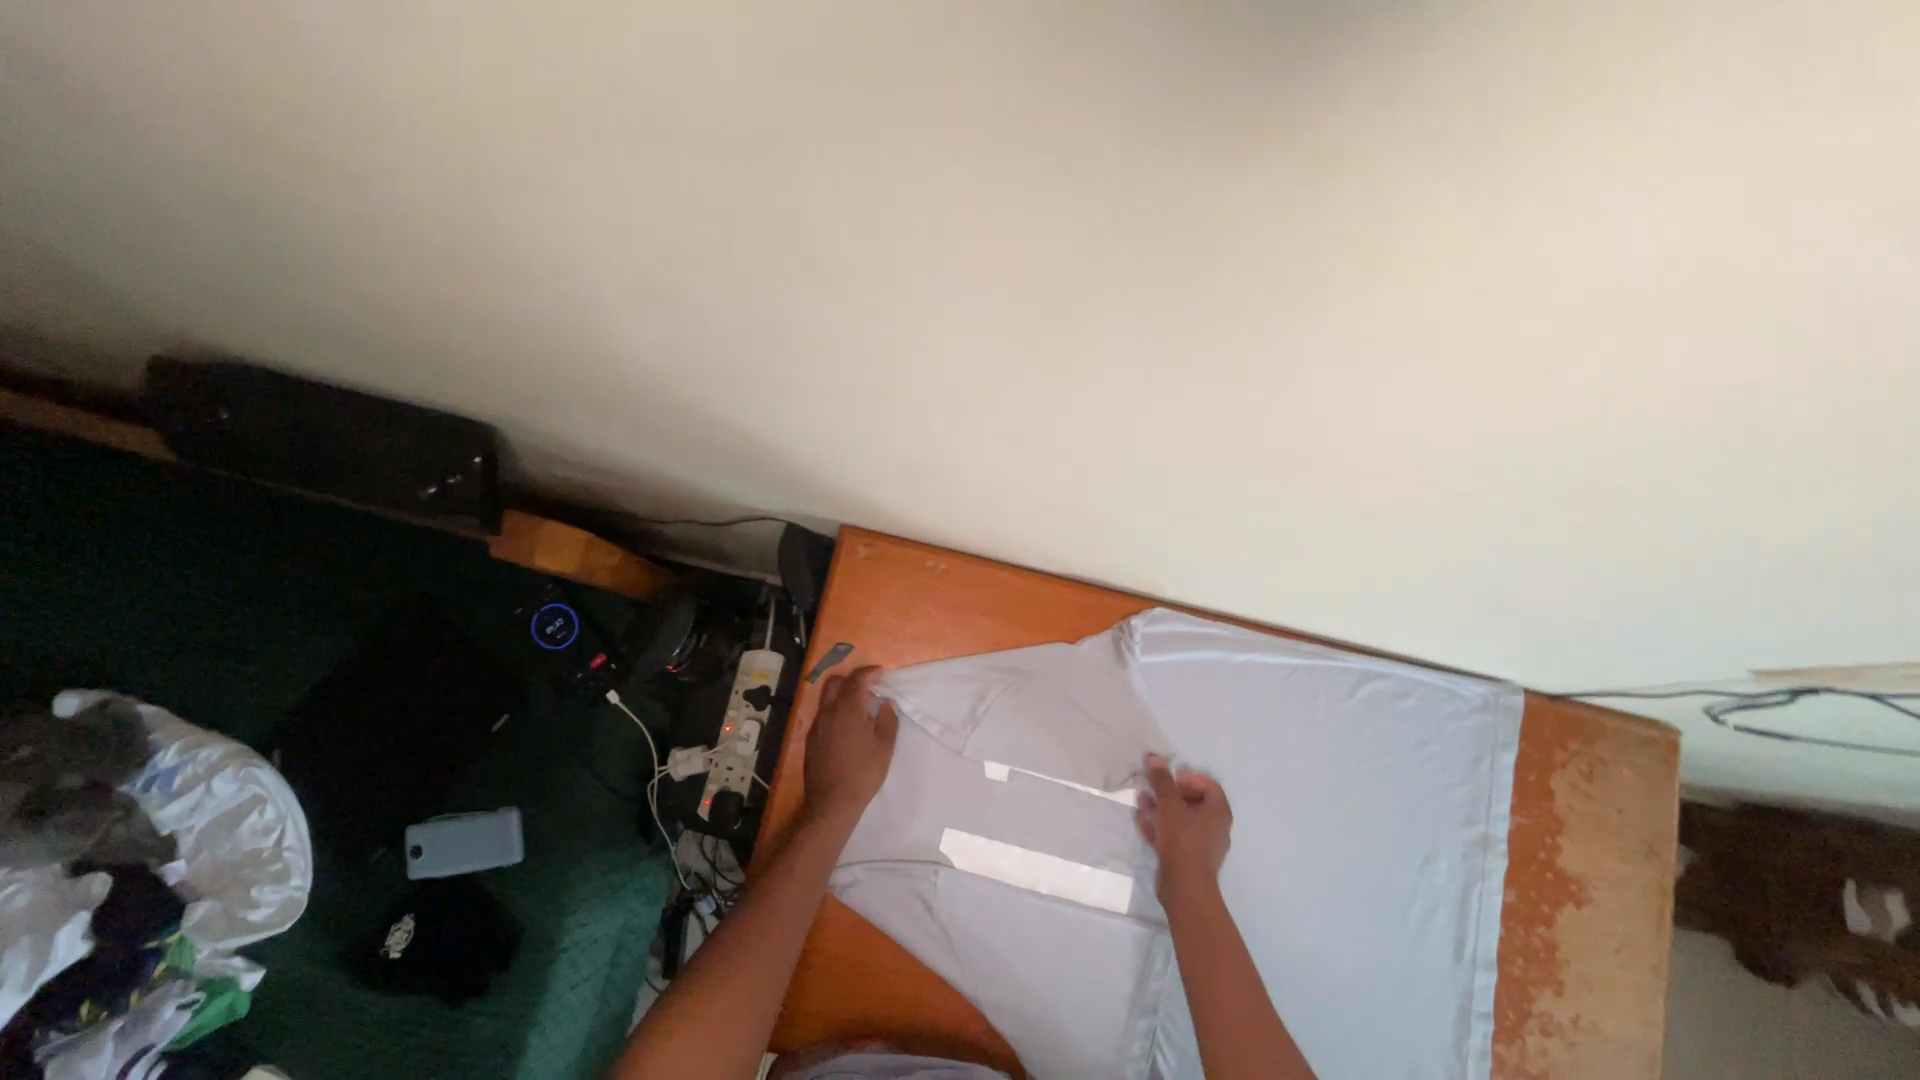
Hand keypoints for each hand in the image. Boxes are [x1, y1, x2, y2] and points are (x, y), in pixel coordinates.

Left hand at [801, 666, 898, 828]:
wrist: (832, 802)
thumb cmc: (863, 773)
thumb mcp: (884, 747)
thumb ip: (887, 720)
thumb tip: (885, 704)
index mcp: (847, 709)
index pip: (857, 680)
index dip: (869, 672)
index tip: (880, 673)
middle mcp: (828, 712)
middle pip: (834, 682)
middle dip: (851, 678)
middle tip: (867, 685)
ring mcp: (816, 726)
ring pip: (826, 698)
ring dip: (841, 694)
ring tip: (858, 706)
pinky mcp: (810, 740)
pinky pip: (822, 715)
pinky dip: (834, 711)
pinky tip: (846, 727)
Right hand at [1136, 753, 1232, 897]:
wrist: (1185, 887)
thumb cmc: (1183, 840)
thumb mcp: (1169, 805)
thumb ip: (1162, 780)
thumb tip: (1155, 757)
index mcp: (1219, 811)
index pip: (1208, 784)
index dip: (1188, 777)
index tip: (1168, 778)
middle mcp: (1215, 826)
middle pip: (1192, 801)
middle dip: (1169, 792)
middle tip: (1151, 788)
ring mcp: (1202, 844)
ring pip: (1181, 819)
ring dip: (1161, 808)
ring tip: (1141, 801)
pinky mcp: (1188, 858)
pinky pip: (1175, 836)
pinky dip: (1160, 826)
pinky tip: (1141, 820)